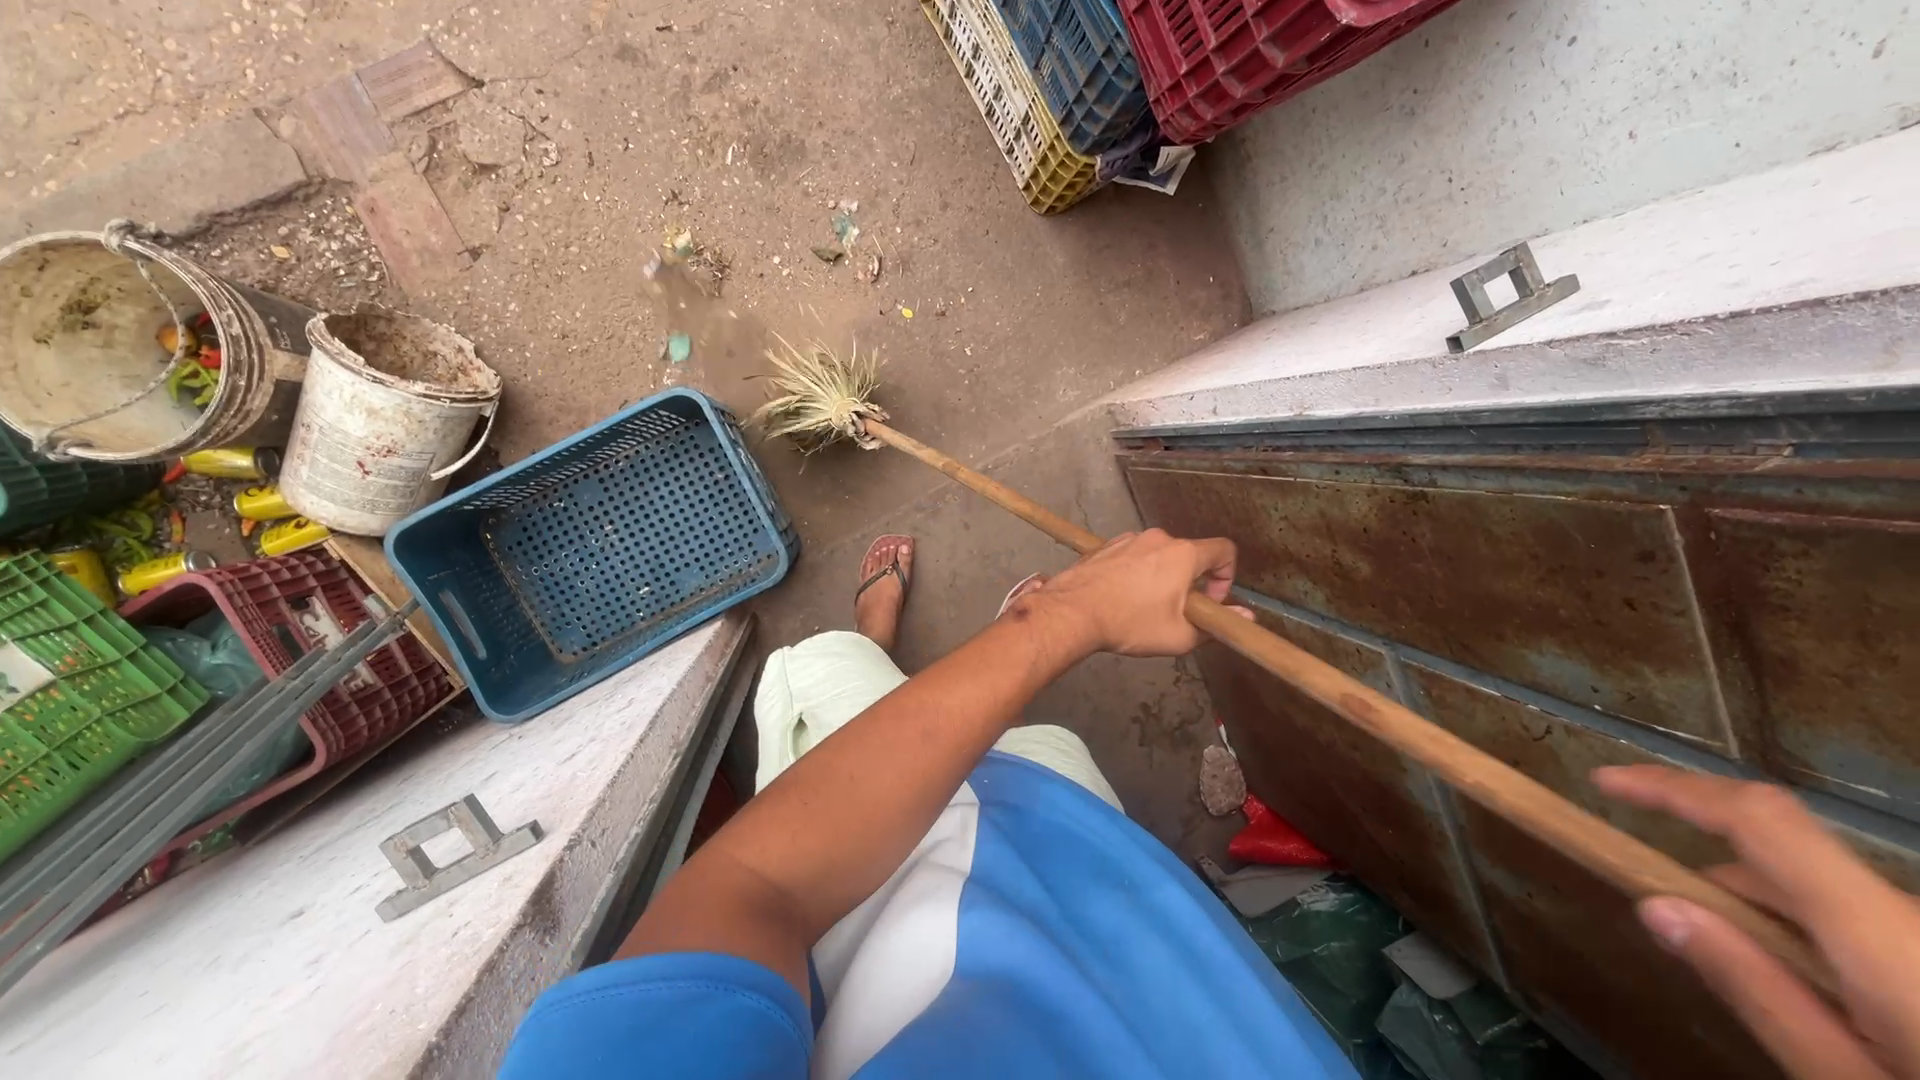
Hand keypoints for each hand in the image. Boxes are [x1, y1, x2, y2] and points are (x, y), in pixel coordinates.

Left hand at [1012, 528, 1240, 658]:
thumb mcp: (1179, 635)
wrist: (1072, 612)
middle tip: (1176, 612)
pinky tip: (1120, 599)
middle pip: (1188, 555)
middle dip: (1189, 582)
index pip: (1224, 550)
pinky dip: (1134, 574)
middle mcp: (1158, 538)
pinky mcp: (1104, 547)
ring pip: (1157, 556)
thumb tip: (1245, 615)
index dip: (1227, 576)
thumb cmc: (1131, 623)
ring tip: (1143, 608)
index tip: (1211, 601)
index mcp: (1183, 553)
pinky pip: (1130, 557)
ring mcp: (1127, 539)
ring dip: (1160, 578)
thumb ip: (1216, 624)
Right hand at [1595, 765, 1919, 1078]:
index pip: (1760, 819)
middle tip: (1676, 932)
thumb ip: (1756, 991)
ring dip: (1778, 922)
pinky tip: (1836, 1011)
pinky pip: (1879, 928)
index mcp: (1883, 939)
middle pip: (1793, 862)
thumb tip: (1659, 907)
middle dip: (1721, 883)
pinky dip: (1828, 946)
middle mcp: (1918, 919)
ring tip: (1768, 996)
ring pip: (1837, 899)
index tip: (1607, 782)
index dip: (1675, 787)